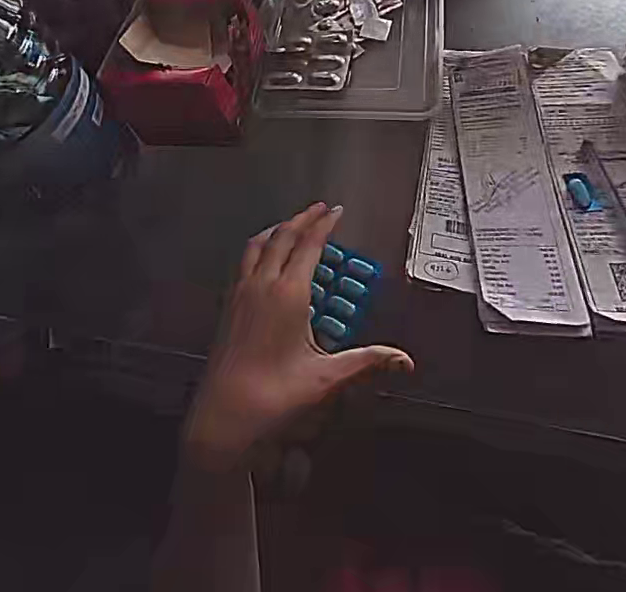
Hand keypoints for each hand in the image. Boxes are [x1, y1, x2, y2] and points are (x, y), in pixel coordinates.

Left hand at [183, 204, 412, 472]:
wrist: (223, 415)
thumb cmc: (273, 395)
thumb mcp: (325, 377)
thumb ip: (366, 361)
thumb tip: (402, 360)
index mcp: (288, 293)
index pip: (308, 245)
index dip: (323, 224)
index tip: (334, 211)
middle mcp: (262, 284)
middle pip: (282, 236)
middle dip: (302, 219)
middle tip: (318, 210)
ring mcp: (242, 292)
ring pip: (259, 244)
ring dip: (278, 229)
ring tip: (291, 226)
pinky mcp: (229, 304)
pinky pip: (245, 261)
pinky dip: (260, 247)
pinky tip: (265, 259)